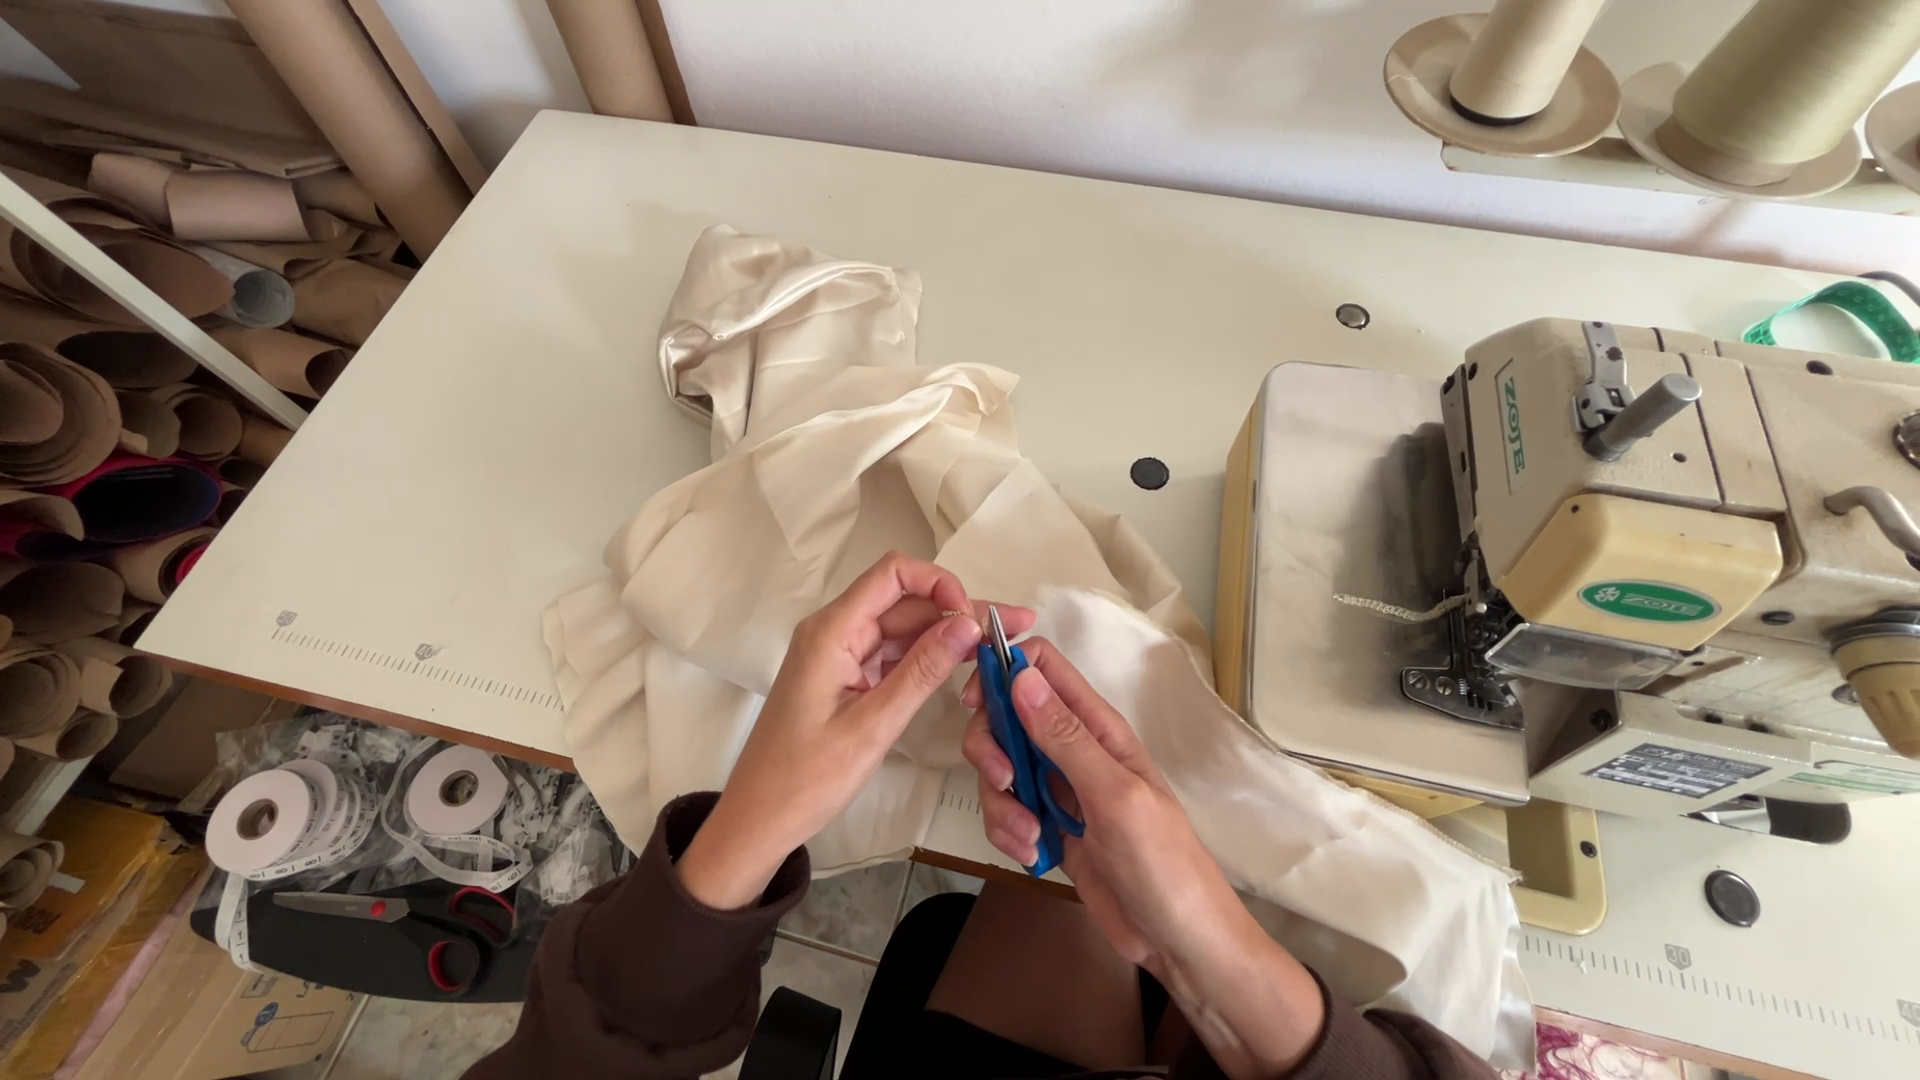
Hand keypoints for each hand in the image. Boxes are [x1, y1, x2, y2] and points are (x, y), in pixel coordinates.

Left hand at [678, 551, 1032, 909]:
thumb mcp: (873, 725)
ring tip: (1003, 643)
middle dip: (960, 610)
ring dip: (950, 633)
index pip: (893, 574)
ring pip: (905, 628)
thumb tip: (969, 624)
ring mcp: (842, 653)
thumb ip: (922, 671)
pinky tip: (965, 662)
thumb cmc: (806, 777)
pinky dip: (928, 656)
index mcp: (832, 631)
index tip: (972, 617)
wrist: (759, 819)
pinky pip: (894, 653)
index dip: (939, 584)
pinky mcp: (848, 675)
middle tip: (1017, 626)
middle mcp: (837, 630)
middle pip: (906, 602)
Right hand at [961, 640, 1324, 1077]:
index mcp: (1096, 726)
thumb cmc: (1162, 861)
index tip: (975, 704)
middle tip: (1004, 782)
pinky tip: (1033, 855)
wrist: (1178, 940)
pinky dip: (1007, 831)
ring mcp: (1058, 787)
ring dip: (1001, 804)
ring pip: (999, 768)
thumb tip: (1020, 675)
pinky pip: (1005, 811)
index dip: (1004, 670)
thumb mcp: (1113, 795)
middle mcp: (1072, 748)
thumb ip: (1064, 737)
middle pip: (1005, 717)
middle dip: (991, 748)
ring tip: (1031, 839)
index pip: (1043, 668)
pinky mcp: (1046, 825)